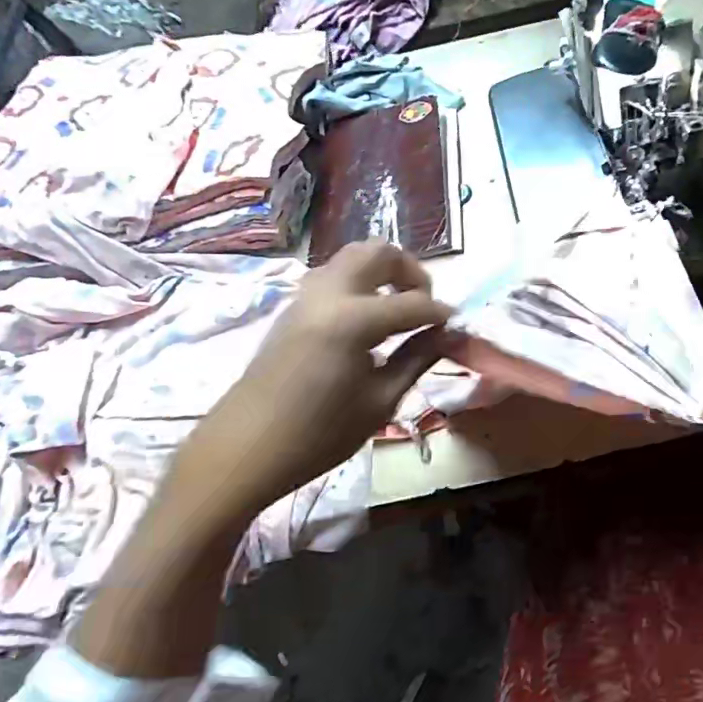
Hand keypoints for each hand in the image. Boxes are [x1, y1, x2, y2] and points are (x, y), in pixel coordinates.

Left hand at [163, 242, 451, 520]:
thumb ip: (417, 359)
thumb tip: (446, 335)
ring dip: (382, 272)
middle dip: (411, 272)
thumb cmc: (319, 434)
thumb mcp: (380, 401)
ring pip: (352, 256)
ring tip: (397, 310)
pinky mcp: (292, 307)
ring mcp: (305, 296)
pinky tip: (367, 322)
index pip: (414, 302)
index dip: (441, 314)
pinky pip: (333, 275)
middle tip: (424, 306)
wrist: (246, 448)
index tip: (456, 328)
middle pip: (379, 252)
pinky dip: (359, 283)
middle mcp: (328, 294)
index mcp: (353, 319)